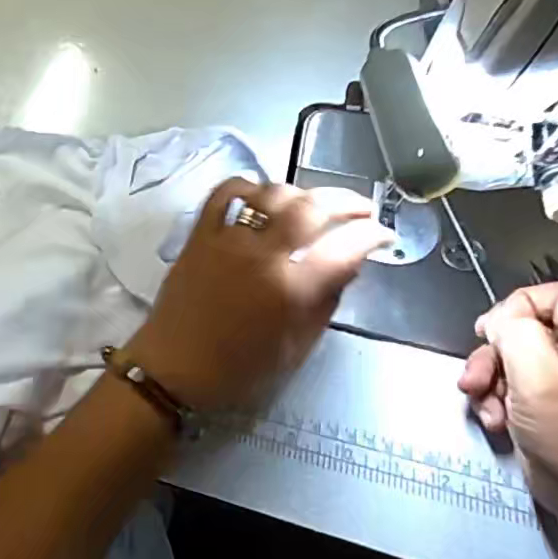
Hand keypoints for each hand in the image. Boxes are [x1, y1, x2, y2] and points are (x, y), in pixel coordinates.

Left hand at [124, 178, 390, 412]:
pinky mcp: (201, 234)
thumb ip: (326, 302)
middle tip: (362, 208)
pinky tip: (264, 194)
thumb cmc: (239, 371)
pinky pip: (226, 192)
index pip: (345, 248)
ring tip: (317, 203)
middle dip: (347, 201)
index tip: (384, 234)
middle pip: (314, 208)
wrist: (173, 372)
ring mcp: (229, 239)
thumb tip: (349, 264)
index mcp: (290, 290)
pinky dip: (249, 186)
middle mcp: (262, 255)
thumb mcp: (297, 348)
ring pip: (274, 193)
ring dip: (303, 193)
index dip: (373, 235)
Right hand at [459, 282, 557, 558]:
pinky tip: (500, 426)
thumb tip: (504, 318)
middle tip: (474, 378)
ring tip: (486, 409)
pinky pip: (538, 395)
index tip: (487, 331)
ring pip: (532, 365)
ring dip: (499, 383)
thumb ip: (517, 334)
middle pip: (541, 331)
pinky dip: (512, 405)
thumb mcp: (542, 385)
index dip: (520, 305)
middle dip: (500, 354)